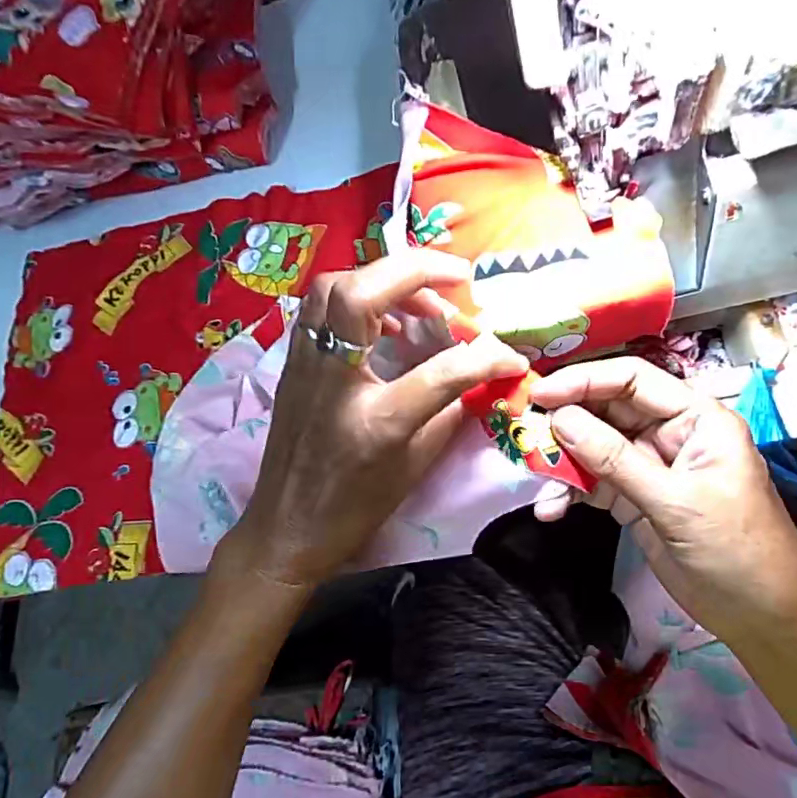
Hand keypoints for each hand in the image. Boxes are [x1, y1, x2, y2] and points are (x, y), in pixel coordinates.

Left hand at [217, 251, 529, 592]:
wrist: (285, 528)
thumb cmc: (353, 508)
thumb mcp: (414, 468)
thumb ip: (450, 412)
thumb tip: (479, 373)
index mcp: (374, 420)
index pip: (441, 371)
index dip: (485, 357)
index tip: (511, 356)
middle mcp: (332, 380)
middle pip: (362, 292)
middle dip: (418, 268)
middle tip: (461, 279)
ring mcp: (304, 366)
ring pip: (332, 287)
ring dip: (382, 277)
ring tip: (423, 298)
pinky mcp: (292, 363)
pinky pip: (319, 307)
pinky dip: (357, 295)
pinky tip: (385, 319)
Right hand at [529, 358, 796, 626]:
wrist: (761, 616)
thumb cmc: (737, 550)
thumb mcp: (676, 501)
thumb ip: (614, 459)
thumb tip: (559, 419)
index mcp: (696, 419)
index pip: (633, 381)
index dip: (584, 381)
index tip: (540, 394)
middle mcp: (669, 435)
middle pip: (607, 411)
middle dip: (565, 421)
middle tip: (523, 431)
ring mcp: (648, 468)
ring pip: (593, 448)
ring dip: (562, 462)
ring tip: (534, 478)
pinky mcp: (633, 499)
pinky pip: (592, 483)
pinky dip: (568, 493)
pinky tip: (551, 509)